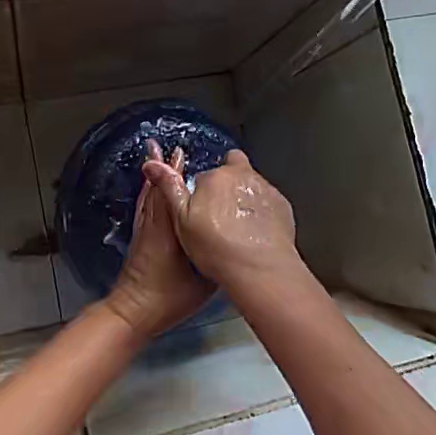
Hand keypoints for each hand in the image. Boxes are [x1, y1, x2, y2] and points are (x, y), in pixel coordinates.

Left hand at [104, 141, 211, 340]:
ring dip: (157, 178)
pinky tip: (152, 192)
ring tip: (160, 159)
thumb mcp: (203, 278)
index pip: (174, 193)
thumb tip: (233, 244)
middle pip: (159, 189)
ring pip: (150, 197)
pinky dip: (149, 195)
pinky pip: (145, 209)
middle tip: (172, 149)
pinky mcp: (140, 240)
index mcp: (171, 229)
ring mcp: (145, 231)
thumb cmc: (167, 297)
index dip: (177, 173)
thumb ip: (217, 257)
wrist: (133, 314)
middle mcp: (155, 224)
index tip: (181, 154)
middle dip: (167, 168)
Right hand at [141, 148, 303, 290]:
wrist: (259, 269)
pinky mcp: (282, 207)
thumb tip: (152, 165)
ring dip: (245, 200)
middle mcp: (245, 176)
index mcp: (218, 177)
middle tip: (220, 218)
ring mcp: (267, 190)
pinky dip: (262, 213)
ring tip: (238, 231)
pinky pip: (268, 204)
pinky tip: (255, 235)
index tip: (202, 210)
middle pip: (233, 173)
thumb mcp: (182, 219)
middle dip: (227, 189)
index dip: (203, 191)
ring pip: (252, 188)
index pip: (208, 174)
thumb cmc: (219, 247)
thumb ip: (169, 187)